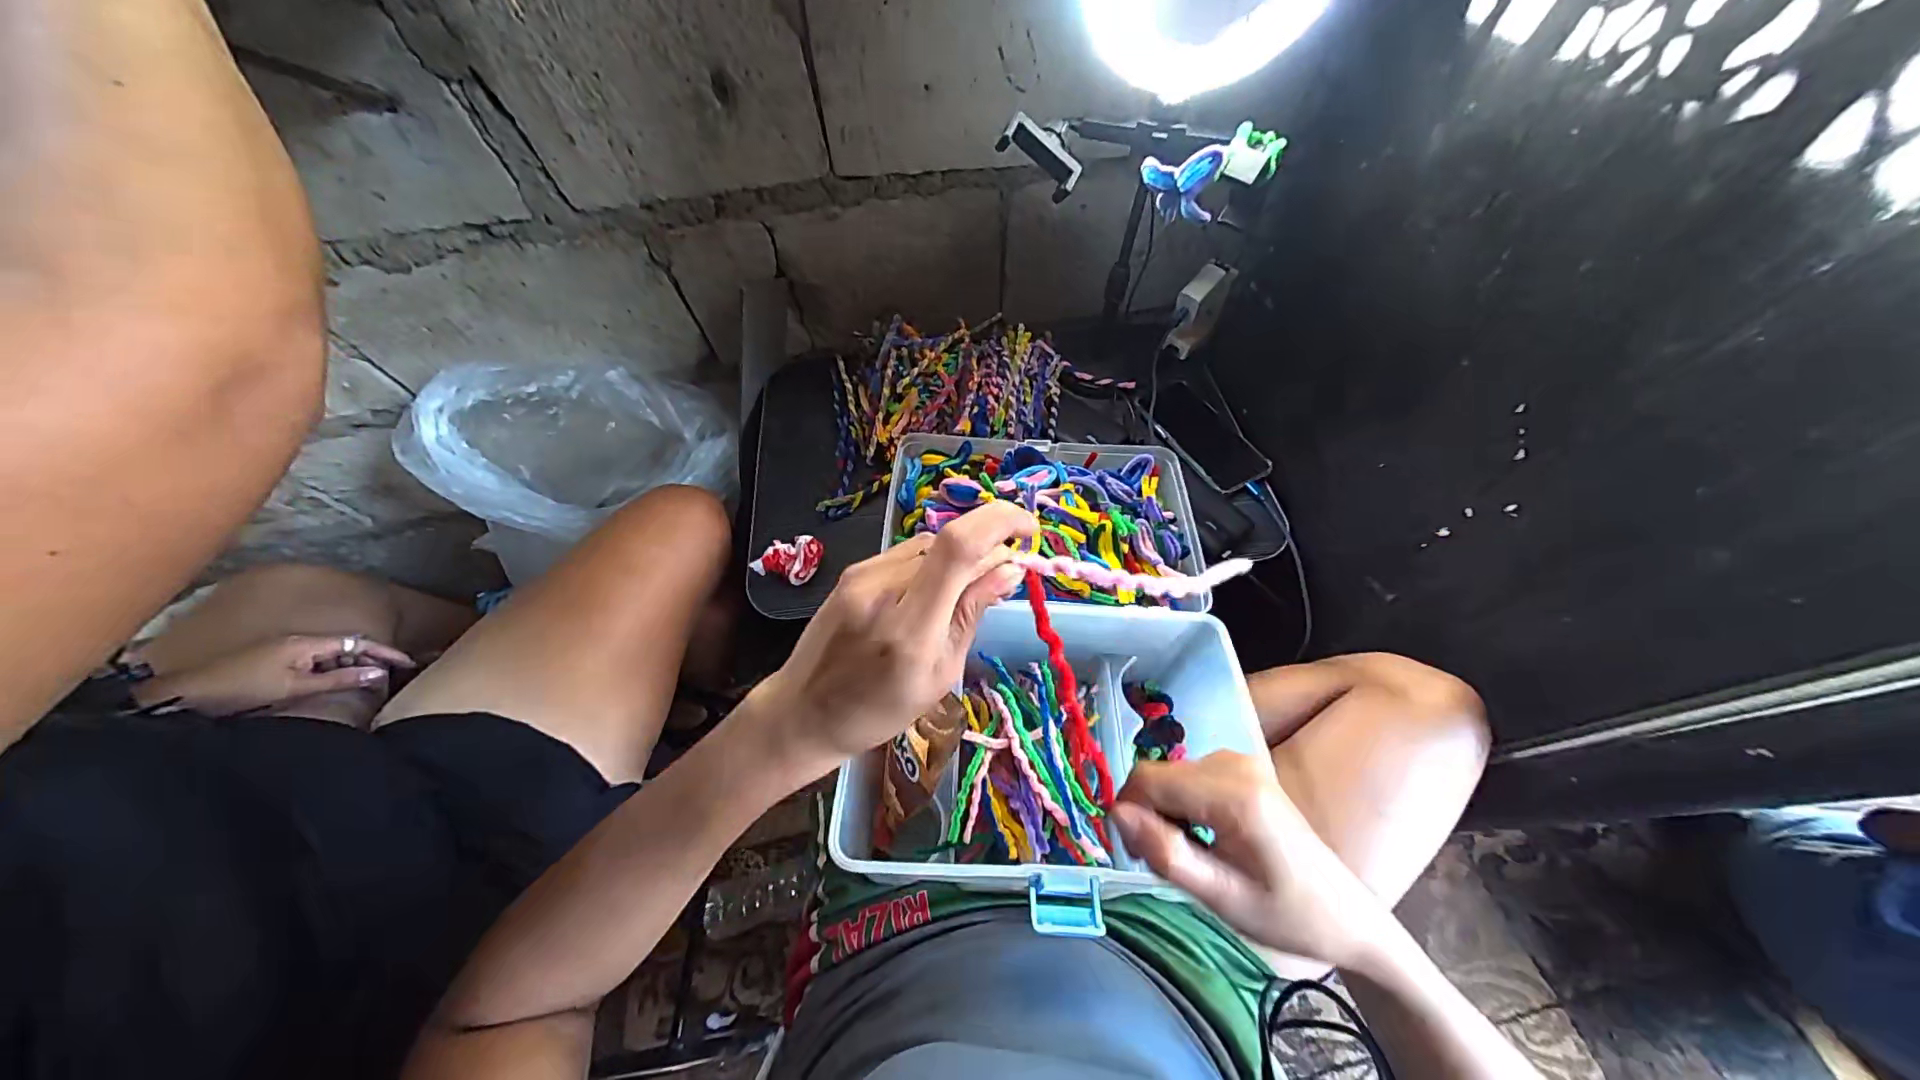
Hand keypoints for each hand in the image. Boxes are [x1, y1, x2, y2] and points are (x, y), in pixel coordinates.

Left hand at [133, 634, 415, 715]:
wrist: (183, 695)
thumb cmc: (241, 689)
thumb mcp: (295, 688)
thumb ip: (339, 679)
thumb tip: (378, 674)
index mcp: (307, 643)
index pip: (359, 642)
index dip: (386, 652)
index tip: (409, 663)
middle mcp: (300, 640)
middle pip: (348, 645)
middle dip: (373, 657)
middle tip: (393, 674)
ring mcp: (286, 649)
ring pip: (332, 654)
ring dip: (353, 664)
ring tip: (371, 680)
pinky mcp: (275, 660)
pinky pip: (317, 661)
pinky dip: (334, 670)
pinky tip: (339, 681)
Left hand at [753, 500, 1038, 772]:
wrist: (803, 711)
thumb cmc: (879, 711)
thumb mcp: (940, 675)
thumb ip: (972, 615)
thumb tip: (1010, 569)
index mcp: (910, 627)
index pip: (958, 547)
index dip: (1000, 522)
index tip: (1029, 529)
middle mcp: (882, 589)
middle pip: (948, 541)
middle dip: (986, 548)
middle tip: (999, 578)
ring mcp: (862, 576)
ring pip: (929, 545)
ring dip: (958, 558)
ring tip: (958, 596)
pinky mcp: (853, 572)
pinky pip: (906, 555)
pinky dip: (931, 565)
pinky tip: (928, 595)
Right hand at [1112, 751, 1395, 970]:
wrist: (1347, 915)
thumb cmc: (1288, 916)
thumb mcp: (1222, 899)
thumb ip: (1167, 854)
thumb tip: (1116, 814)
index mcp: (1234, 794)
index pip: (1148, 779)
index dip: (1129, 814)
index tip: (1141, 856)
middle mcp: (1234, 763)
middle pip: (1156, 775)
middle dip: (1147, 815)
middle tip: (1167, 863)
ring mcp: (1239, 761)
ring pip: (1168, 775)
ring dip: (1163, 812)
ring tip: (1189, 854)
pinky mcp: (1240, 766)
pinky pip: (1186, 776)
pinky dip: (1180, 805)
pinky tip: (1202, 836)